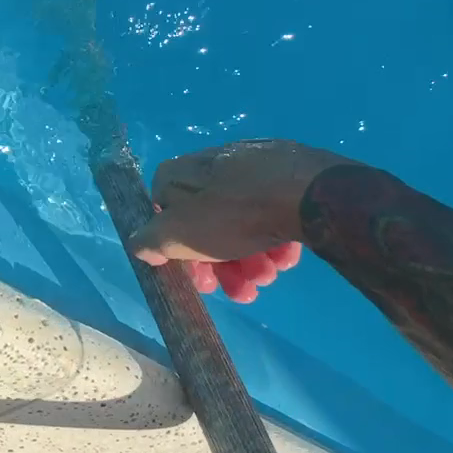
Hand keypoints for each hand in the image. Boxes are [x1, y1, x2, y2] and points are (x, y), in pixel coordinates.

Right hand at [128, 140, 355, 302]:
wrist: (310, 194)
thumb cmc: (233, 215)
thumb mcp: (175, 235)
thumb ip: (148, 242)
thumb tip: (142, 247)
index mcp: (177, 173)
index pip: (163, 213)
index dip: (176, 249)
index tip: (198, 276)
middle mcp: (210, 163)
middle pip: (206, 222)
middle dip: (221, 262)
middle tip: (240, 290)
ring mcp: (252, 165)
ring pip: (242, 219)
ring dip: (249, 257)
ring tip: (268, 277)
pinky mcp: (291, 172)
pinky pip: (273, 210)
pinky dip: (275, 237)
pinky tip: (287, 257)